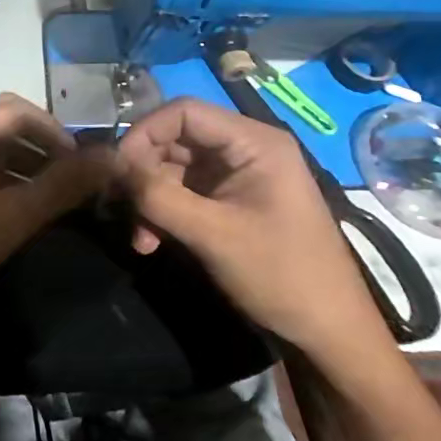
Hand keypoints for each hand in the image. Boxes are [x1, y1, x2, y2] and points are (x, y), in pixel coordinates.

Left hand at [0, 93, 110, 324]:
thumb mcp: (13, 218)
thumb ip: (63, 185)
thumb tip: (112, 157)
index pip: (21, 110)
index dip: (57, 132)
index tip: (82, 163)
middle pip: (6, 122)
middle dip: (43, 145)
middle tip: (71, 174)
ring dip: (26, 162)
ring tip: (54, 192)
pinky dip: (5, 177)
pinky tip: (20, 205)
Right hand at [117, 98, 386, 358]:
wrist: (327, 329)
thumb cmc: (279, 273)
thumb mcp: (213, 234)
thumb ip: (160, 196)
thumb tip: (113, 166)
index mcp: (254, 141)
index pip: (185, 111)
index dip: (145, 132)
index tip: (116, 169)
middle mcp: (246, 148)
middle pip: (178, 140)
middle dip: (146, 174)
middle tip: (121, 209)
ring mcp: (240, 176)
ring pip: (178, 170)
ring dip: (153, 200)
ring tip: (140, 239)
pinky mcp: (233, 202)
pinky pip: (188, 194)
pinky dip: (167, 214)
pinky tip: (152, 243)